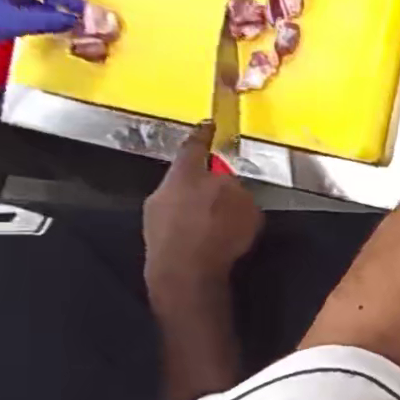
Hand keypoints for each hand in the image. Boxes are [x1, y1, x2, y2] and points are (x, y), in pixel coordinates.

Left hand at [144, 122, 261, 297]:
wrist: (185, 274)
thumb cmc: (218, 234)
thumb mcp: (244, 206)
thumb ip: (235, 190)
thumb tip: (228, 185)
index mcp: (186, 174)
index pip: (195, 146)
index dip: (204, 135)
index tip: (207, 124)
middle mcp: (164, 189)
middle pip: (186, 176)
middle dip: (204, 180)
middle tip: (225, 188)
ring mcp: (154, 214)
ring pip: (180, 201)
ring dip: (198, 206)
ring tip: (220, 221)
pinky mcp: (155, 239)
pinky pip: (178, 224)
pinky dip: (193, 227)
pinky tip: (209, 240)